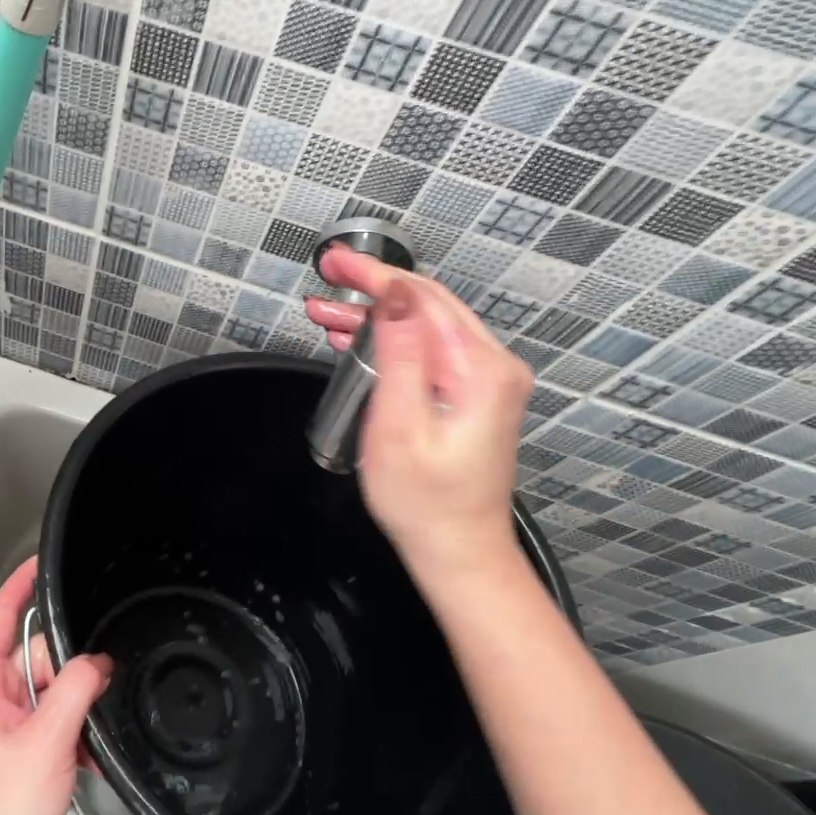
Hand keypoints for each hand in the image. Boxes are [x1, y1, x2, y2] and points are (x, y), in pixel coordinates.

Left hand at [0, 557, 112, 814]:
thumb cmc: (6, 808)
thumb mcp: (47, 740)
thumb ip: (75, 688)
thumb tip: (99, 659)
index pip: (2, 614)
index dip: (22, 582)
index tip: (47, 557)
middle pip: (41, 652)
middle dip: (72, 670)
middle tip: (92, 696)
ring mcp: (10, 718)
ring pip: (57, 685)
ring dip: (79, 707)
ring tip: (86, 739)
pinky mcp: (27, 743)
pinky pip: (60, 715)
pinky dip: (77, 730)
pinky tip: (88, 756)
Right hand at [310, 249, 534, 586]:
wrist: (457, 551)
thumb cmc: (427, 504)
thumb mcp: (400, 428)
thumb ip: (400, 356)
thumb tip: (394, 297)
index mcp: (480, 370)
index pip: (421, 298)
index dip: (373, 275)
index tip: (336, 263)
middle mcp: (491, 368)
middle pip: (423, 305)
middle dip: (369, 289)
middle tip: (325, 280)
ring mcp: (484, 381)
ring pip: (422, 326)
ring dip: (373, 315)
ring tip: (324, 314)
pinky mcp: (471, 395)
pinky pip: (427, 349)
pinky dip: (388, 340)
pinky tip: (355, 341)